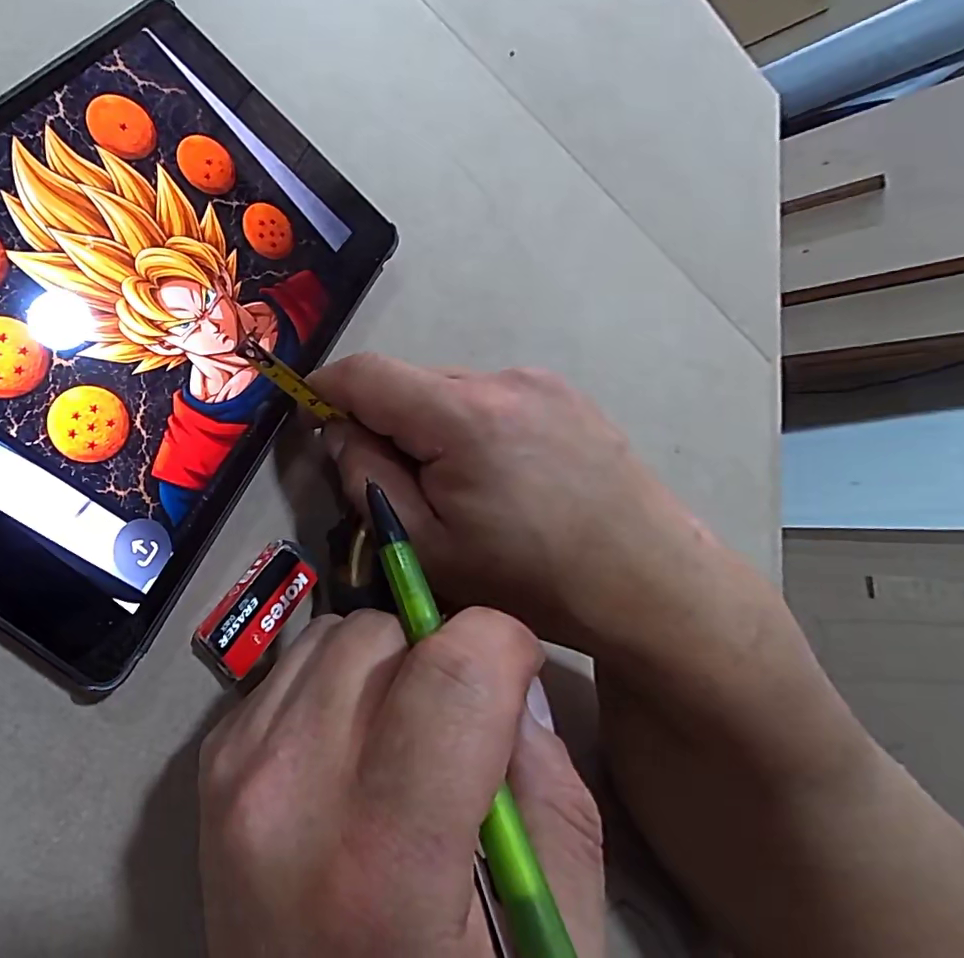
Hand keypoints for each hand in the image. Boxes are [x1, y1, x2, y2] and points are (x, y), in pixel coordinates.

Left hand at [199, 608, 604, 957]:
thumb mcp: (541, 940)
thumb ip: (547, 802)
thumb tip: (510, 682)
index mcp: (382, 855)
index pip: (446, 677)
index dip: (500, 643)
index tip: (519, 664)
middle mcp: (288, 788)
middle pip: (375, 637)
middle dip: (434, 654)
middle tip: (459, 716)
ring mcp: (234, 764)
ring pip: (325, 638)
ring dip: (378, 664)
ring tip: (400, 733)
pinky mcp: (210, 755)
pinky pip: (285, 670)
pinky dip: (330, 685)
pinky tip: (345, 747)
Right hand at [311, 354, 746, 670]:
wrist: (657, 590)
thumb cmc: (529, 577)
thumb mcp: (422, 544)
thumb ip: (365, 477)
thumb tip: (338, 431)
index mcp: (464, 415)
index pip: (365, 373)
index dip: (322, 388)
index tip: (306, 417)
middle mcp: (503, 380)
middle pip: (404, 380)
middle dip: (376, 417)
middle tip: (385, 476)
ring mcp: (540, 382)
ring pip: (442, 388)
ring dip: (419, 422)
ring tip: (444, 482)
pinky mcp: (563, 394)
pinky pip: (481, 395)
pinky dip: (459, 423)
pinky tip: (486, 473)